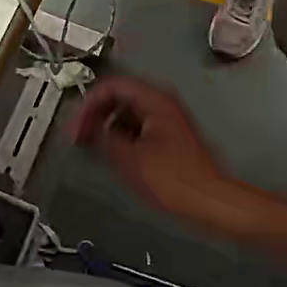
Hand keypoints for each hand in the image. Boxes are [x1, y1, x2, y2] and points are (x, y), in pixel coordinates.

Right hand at [70, 77, 233, 217]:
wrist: (209, 201)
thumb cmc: (174, 180)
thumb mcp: (129, 159)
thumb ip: (103, 138)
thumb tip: (87, 128)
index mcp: (155, 100)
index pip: (112, 86)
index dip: (88, 103)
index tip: (76, 125)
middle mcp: (163, 104)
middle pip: (120, 96)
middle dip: (96, 114)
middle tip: (80, 135)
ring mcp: (168, 120)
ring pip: (129, 113)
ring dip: (108, 126)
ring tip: (93, 146)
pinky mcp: (170, 138)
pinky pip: (139, 127)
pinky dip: (122, 136)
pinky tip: (114, 154)